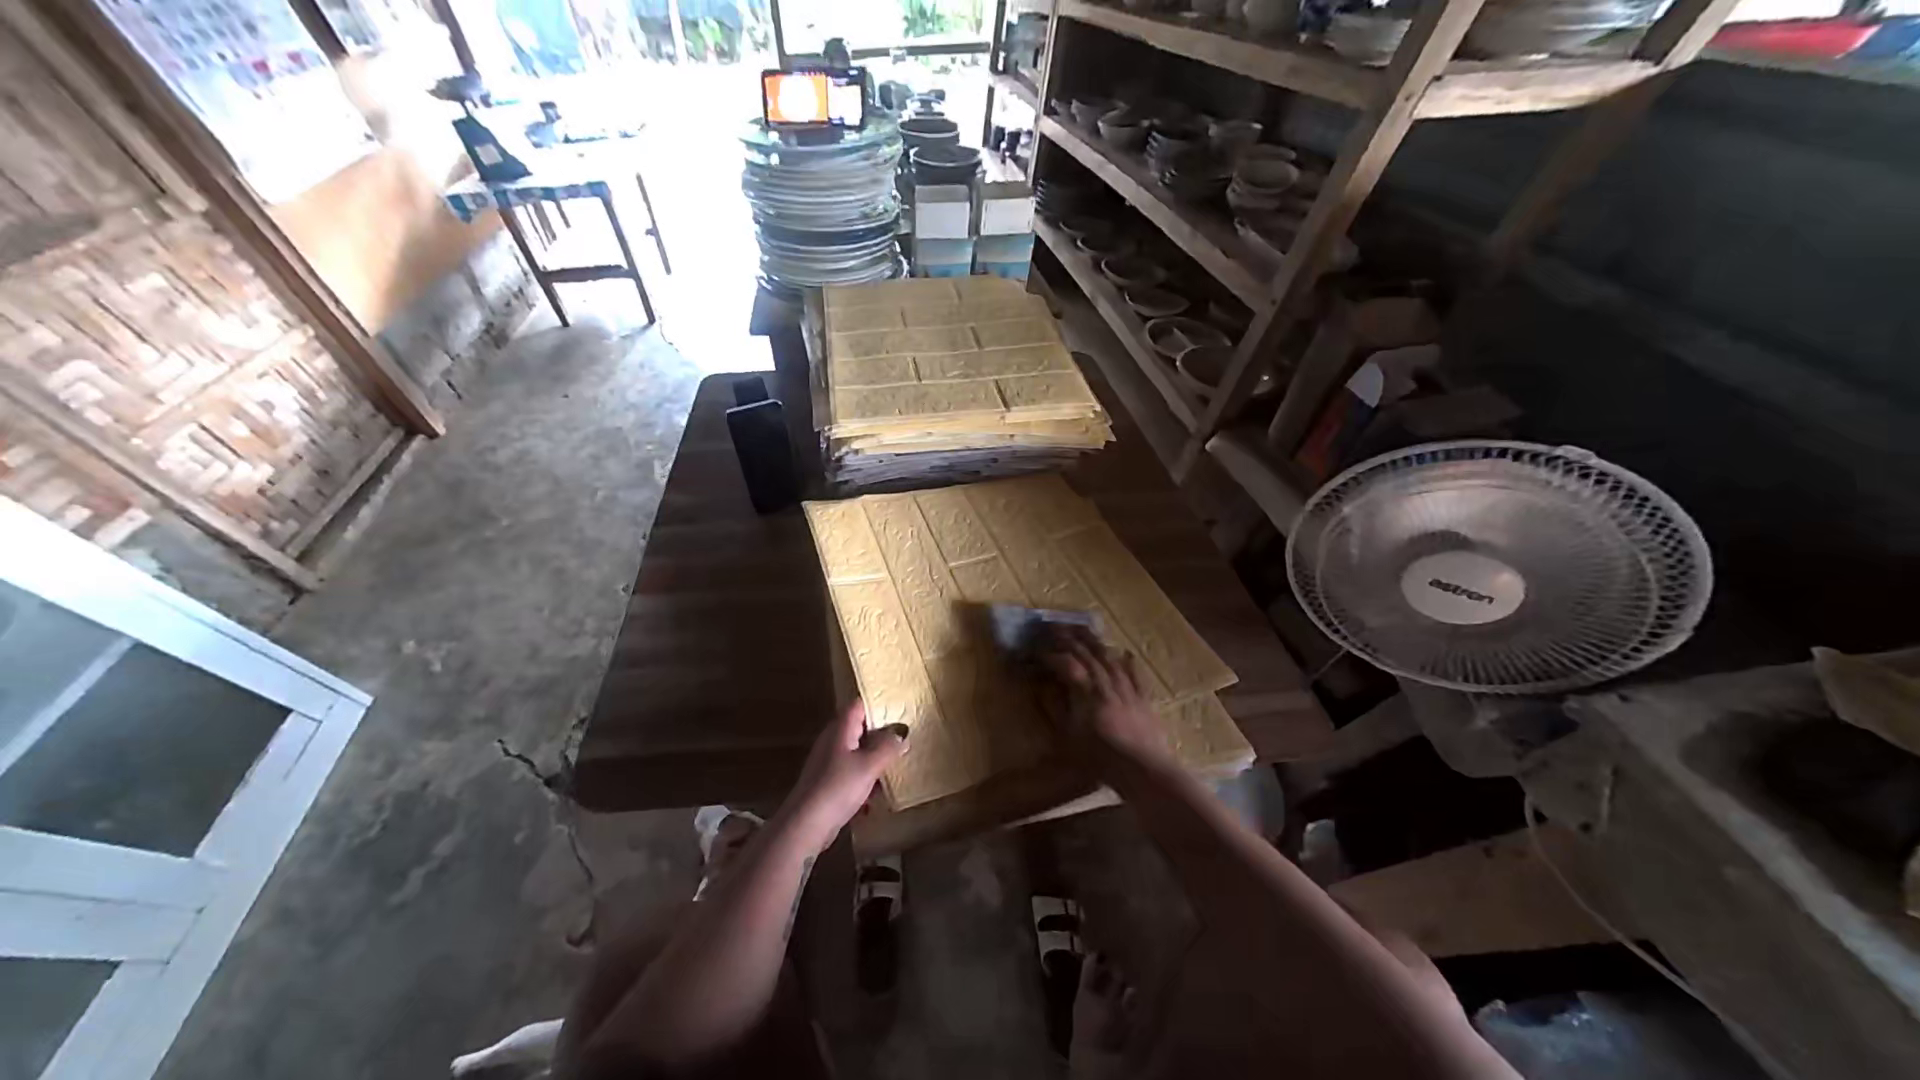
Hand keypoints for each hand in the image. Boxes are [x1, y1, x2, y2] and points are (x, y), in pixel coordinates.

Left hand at [778, 699, 906, 850]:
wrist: (806, 824)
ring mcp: (829, 762)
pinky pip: (853, 771)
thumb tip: (901, 732)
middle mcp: (833, 741)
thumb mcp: (869, 765)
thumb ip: (888, 747)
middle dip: (882, 732)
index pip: (859, 705)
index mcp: (840, 729)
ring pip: (858, 751)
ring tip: (900, 761)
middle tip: (907, 735)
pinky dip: (867, 776)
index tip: (901, 708)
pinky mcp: (829, 782)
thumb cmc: (838, 788)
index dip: (878, 703)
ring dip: (876, 756)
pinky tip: (881, 790)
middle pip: (860, 728)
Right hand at [1038, 626, 1173, 774]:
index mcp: (1085, 692)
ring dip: (1094, 642)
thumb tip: (1041, 687)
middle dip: (1068, 639)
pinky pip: (1136, 675)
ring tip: (1083, 630)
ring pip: (1110, 658)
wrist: (1143, 770)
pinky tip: (1126, 652)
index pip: (1065, 664)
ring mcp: (1127, 689)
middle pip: (1087, 654)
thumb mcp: (1067, 737)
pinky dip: (1129, 663)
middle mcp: (1106, 683)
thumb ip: (1055, 709)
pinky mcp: (1143, 700)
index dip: (1049, 655)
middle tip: (1053, 627)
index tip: (1035, 651)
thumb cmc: (1099, 759)